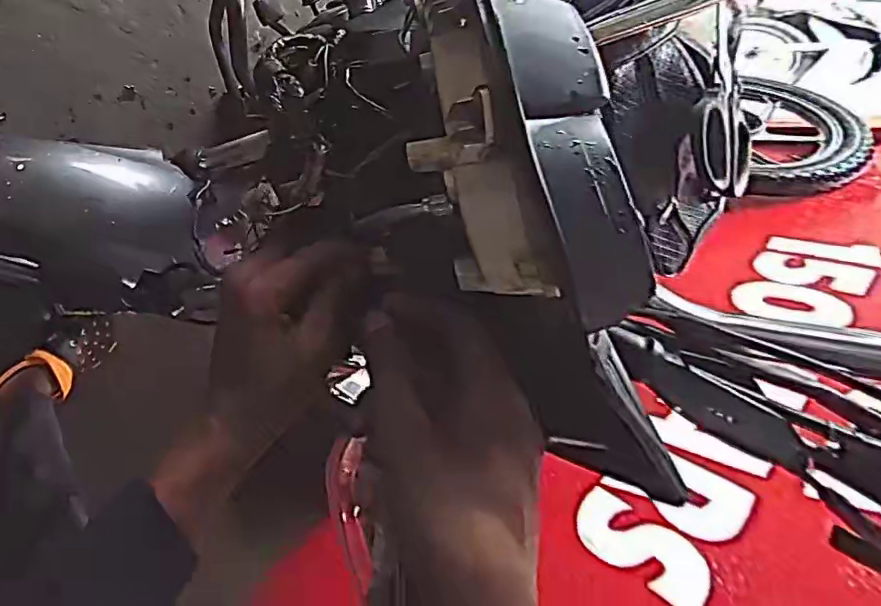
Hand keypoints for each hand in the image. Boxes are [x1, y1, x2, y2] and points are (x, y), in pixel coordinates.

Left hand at [151, 238, 366, 540]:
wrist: (230, 417)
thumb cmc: (275, 394)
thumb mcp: (316, 349)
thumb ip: (337, 299)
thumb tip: (360, 264)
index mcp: (262, 285)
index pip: (315, 252)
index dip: (350, 251)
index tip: (377, 255)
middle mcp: (244, 268)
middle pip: (297, 239)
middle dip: (330, 247)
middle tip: (363, 260)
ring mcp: (236, 272)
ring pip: (285, 245)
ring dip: (314, 254)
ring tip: (346, 269)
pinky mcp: (236, 282)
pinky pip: (274, 259)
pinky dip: (298, 265)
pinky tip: (321, 281)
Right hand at [363, 294, 541, 605]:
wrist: (473, 599)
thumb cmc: (443, 516)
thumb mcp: (402, 429)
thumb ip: (389, 367)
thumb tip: (377, 320)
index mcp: (497, 396)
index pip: (460, 325)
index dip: (417, 306)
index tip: (384, 303)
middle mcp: (509, 415)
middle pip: (457, 357)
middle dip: (408, 347)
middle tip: (372, 343)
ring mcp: (505, 448)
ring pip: (453, 392)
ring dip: (409, 384)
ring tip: (371, 395)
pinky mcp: (492, 477)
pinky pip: (455, 424)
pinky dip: (420, 416)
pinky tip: (389, 435)